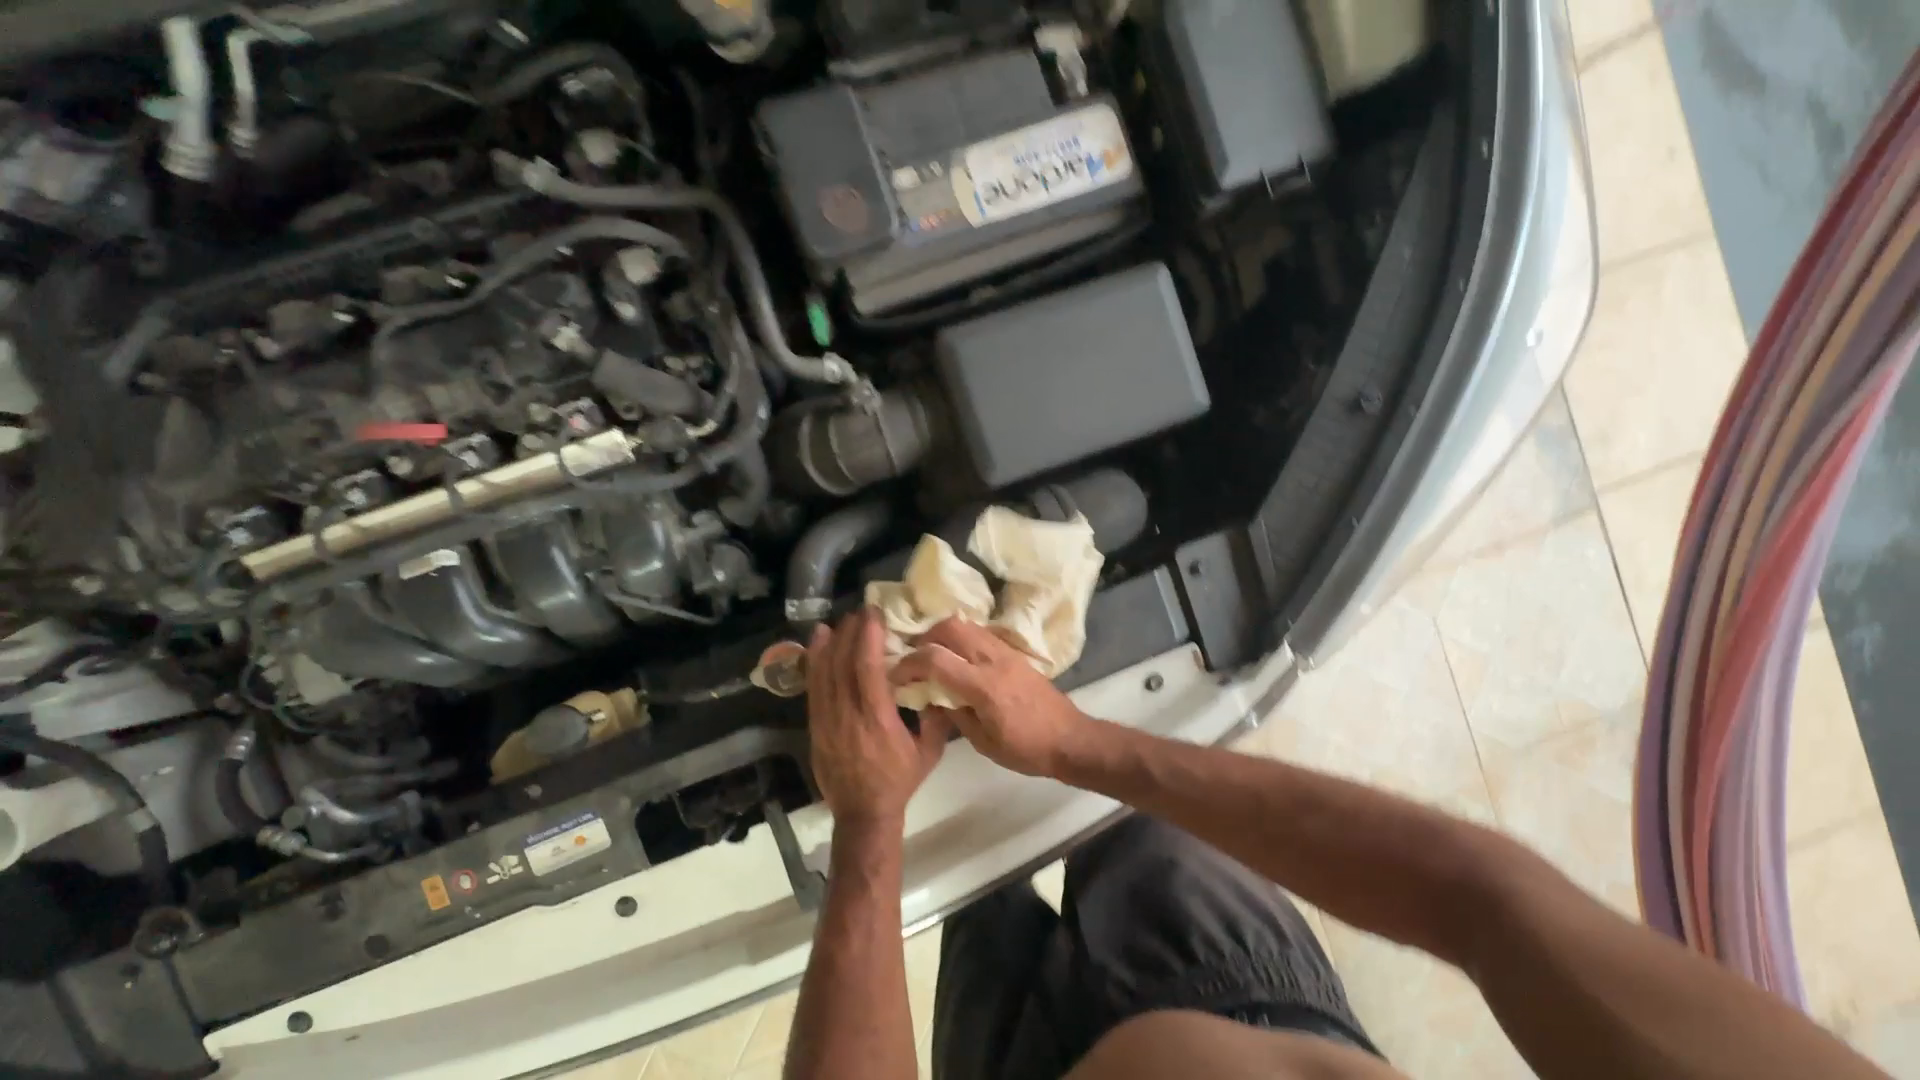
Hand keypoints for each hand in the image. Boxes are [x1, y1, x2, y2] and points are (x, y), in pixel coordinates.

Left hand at [806, 609, 952, 827]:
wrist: (863, 814)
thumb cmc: (900, 781)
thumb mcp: (929, 751)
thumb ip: (936, 718)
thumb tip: (939, 683)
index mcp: (878, 720)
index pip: (868, 669)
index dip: (868, 638)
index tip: (874, 615)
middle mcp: (848, 716)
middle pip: (843, 665)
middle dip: (851, 634)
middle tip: (860, 612)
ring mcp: (828, 722)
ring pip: (824, 674)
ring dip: (830, 645)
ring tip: (836, 623)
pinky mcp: (815, 728)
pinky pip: (813, 690)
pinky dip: (814, 665)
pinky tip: (818, 648)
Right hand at [891, 618, 1095, 777]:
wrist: (1069, 739)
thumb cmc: (1025, 749)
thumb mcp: (982, 742)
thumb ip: (955, 714)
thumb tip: (932, 696)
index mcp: (982, 686)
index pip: (935, 659)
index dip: (909, 663)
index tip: (896, 674)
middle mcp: (993, 660)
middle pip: (950, 627)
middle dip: (925, 637)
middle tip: (914, 658)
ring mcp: (1006, 652)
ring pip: (967, 624)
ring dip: (943, 634)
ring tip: (934, 655)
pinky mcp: (1015, 652)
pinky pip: (981, 633)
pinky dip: (962, 638)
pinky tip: (958, 658)